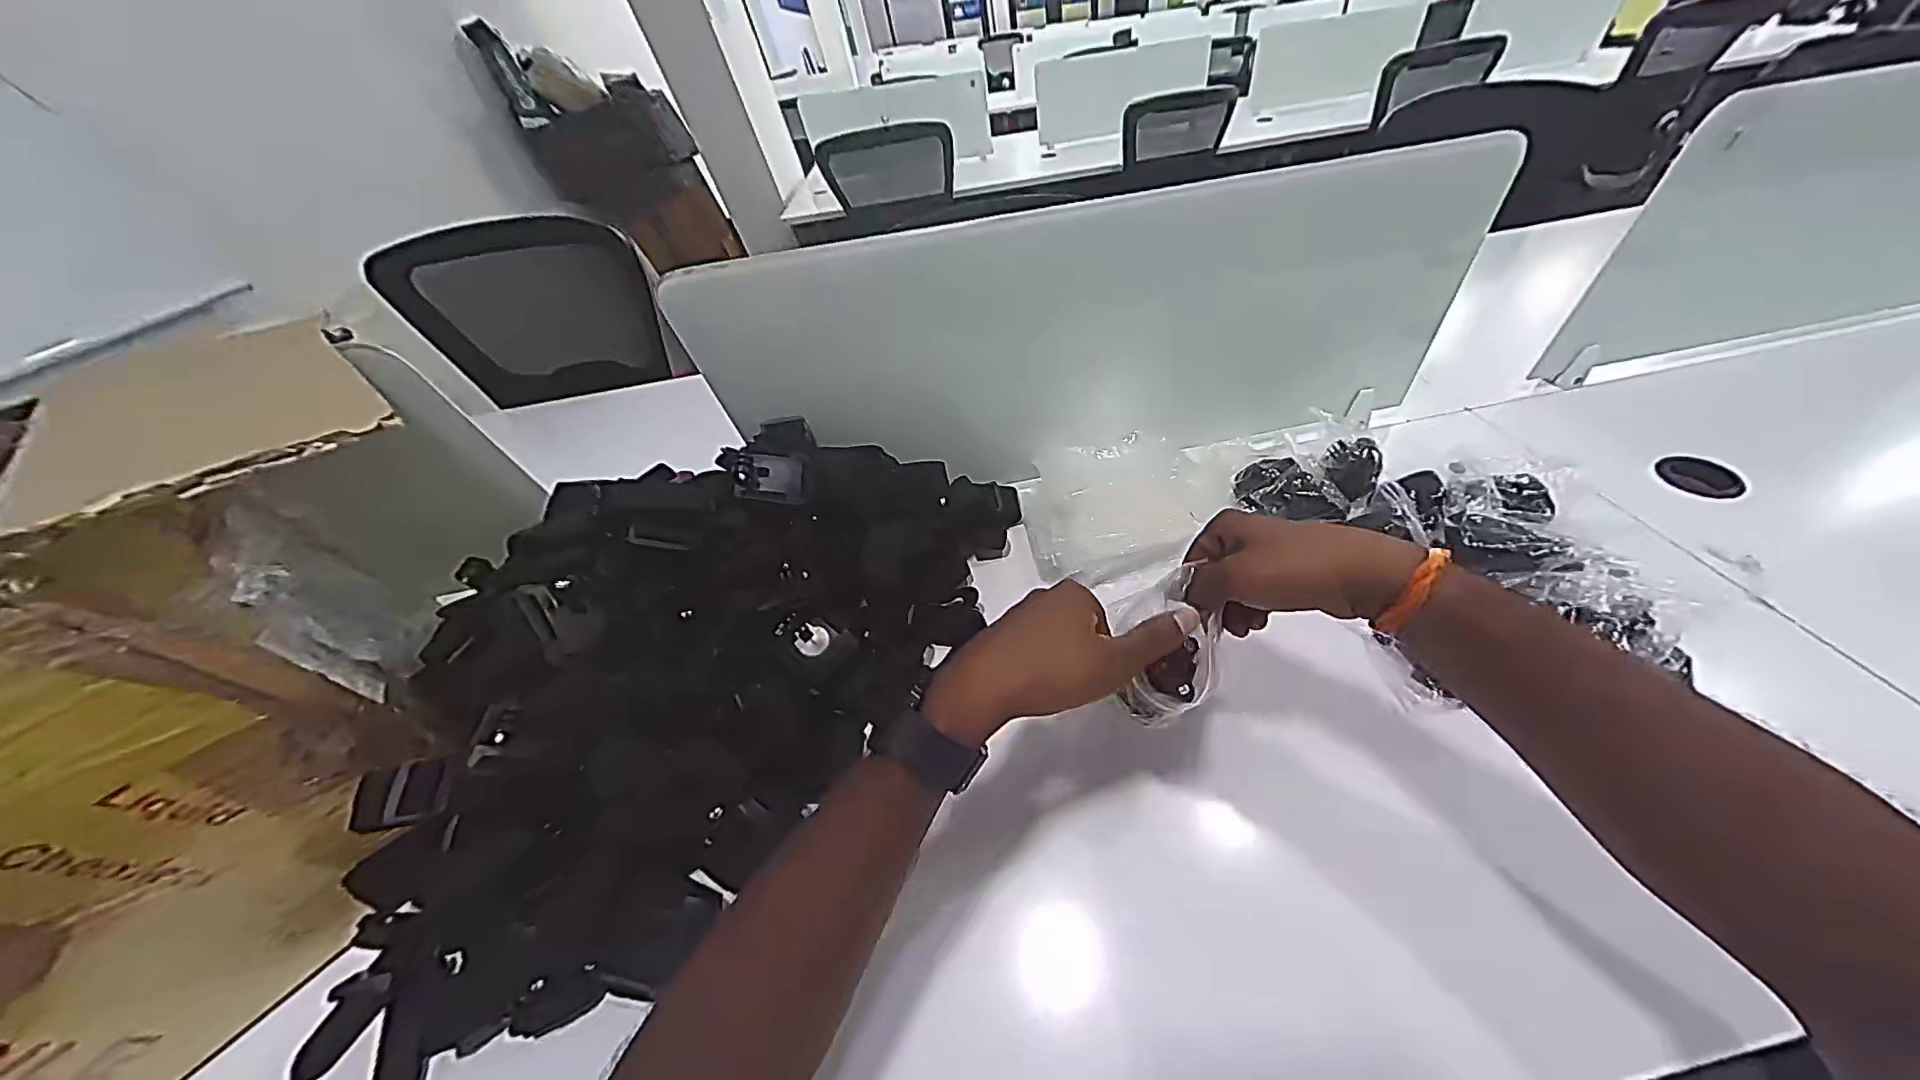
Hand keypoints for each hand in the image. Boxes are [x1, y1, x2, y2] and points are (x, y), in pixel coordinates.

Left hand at [923, 580, 1198, 746]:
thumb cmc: (1044, 672)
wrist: (983, 688)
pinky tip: (1033, 685)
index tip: (1101, 671)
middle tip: (1077, 681)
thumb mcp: (1114, 662)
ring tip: (1052, 686)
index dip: (1110, 652)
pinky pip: (1031, 650)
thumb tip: (1186, 616)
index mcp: (1074, 594)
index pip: (1110, 620)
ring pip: (1056, 640)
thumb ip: (1153, 640)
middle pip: (1084, 629)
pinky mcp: (1000, 636)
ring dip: (1059, 662)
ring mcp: (1019, 616)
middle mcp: (1044, 597)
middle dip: (1085, 656)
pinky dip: (1036, 666)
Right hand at [1184, 510, 1426, 633]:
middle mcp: (1247, 536)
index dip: (1191, 586)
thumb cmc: (1296, 567)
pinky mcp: (1289, 572)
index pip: (1192, 559)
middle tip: (1219, 622)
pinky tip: (1260, 620)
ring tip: (1244, 625)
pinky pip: (1259, 592)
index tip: (1195, 611)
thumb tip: (1187, 600)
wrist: (1359, 575)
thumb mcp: (1234, 576)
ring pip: (1236, 586)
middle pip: (1214, 574)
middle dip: (1214, 601)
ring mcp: (1270, 554)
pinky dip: (1254, 607)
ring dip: (1234, 608)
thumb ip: (1200, 587)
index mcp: (1228, 525)